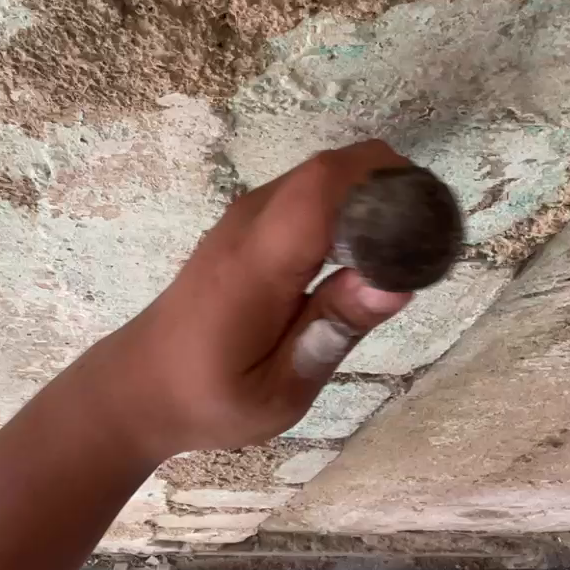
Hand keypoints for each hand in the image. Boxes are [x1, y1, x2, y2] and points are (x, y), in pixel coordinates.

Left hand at [65, 140, 415, 461]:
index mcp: (255, 265)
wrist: (139, 384)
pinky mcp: (241, 225)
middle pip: (325, 170)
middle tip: (427, 235)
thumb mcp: (280, 389)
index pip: (321, 190)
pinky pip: (302, 192)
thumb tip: (396, 283)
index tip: (430, 216)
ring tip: (403, 242)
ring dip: (366, 191)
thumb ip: (333, 330)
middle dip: (386, 184)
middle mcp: (246, 224)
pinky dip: (342, 201)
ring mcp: (239, 218)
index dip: (382, 183)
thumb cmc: (208, 399)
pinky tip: (361, 246)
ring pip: (316, 175)